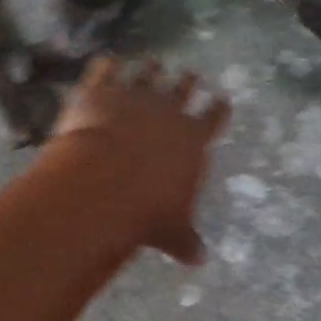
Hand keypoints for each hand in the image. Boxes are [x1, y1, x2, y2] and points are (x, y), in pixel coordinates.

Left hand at [46, 56, 230, 263]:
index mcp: (192, 138)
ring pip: (146, 74)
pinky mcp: (98, 91)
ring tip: (153, 61)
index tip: (222, 99)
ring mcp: (132, 95)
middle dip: (187, 81)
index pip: (213, 117)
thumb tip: (200, 260)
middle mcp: (166, 110)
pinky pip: (105, 70)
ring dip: (150, 68)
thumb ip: (186, 240)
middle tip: (191, 73)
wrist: (101, 182)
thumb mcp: (171, 230)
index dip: (218, 108)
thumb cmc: (145, 210)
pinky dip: (107, 65)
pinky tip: (108, 60)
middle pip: (182, 88)